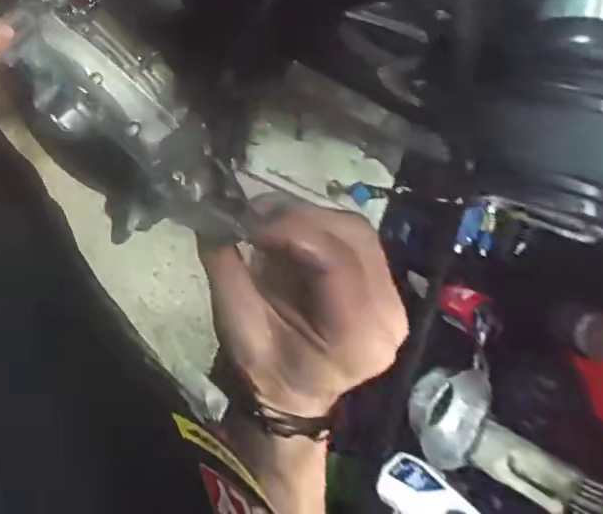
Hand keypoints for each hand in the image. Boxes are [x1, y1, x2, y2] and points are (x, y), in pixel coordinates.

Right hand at [201, 202, 408, 418]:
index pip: (336, 260)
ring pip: (353, 227)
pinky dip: (312, 223)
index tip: (247, 225)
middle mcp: (387, 314)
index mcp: (357, 337)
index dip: (290, 229)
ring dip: (304, 215)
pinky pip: (349, 234)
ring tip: (265, 222)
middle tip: (254, 217)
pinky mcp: (378, 282)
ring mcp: (390, 297)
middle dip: (298, 216)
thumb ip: (225, 264)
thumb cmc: (263, 364)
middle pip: (353, 234)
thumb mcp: (235, 320)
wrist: (289, 391)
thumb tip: (211, 212)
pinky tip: (283, 232)